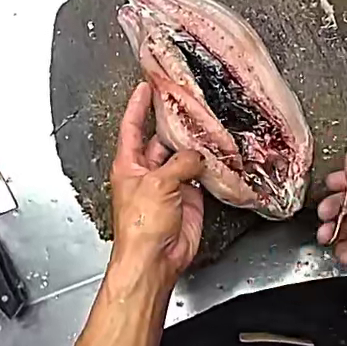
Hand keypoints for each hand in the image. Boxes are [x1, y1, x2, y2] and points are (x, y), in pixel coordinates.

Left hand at [108, 82, 205, 284]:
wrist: (156, 259)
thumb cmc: (142, 225)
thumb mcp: (158, 184)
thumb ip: (180, 163)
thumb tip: (196, 156)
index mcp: (129, 164)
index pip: (132, 126)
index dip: (138, 105)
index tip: (145, 86)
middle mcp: (148, 171)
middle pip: (161, 139)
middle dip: (172, 122)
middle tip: (187, 100)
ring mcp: (168, 184)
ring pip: (183, 155)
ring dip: (194, 144)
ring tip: (207, 122)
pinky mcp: (188, 197)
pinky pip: (199, 174)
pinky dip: (208, 165)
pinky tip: (217, 151)